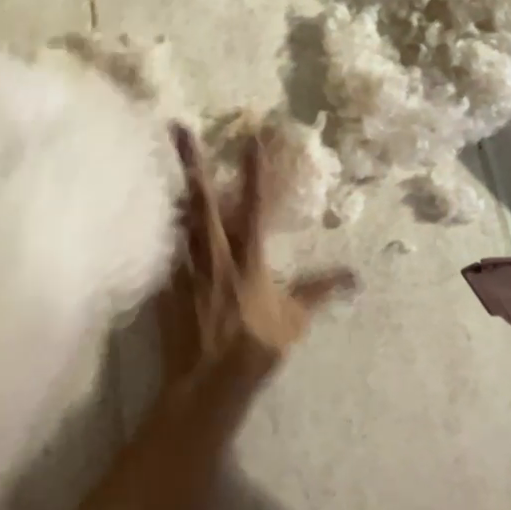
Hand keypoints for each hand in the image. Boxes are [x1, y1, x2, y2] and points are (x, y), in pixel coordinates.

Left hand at [156, 123, 355, 386]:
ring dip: (174, 186)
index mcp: (248, 258)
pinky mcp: (166, 281)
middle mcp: (214, 253)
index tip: (252, 135)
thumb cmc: (256, 348)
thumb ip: (321, 290)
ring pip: (179, 216)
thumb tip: (355, 274)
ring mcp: (186, 266)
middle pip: (201, 199)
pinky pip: (165, 244)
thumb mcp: (295, 319)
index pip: (254, 205)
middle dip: (191, 161)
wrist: (208, 383)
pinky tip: (156, 208)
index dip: (254, 169)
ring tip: (161, 156)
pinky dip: (165, 224)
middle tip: (177, 126)